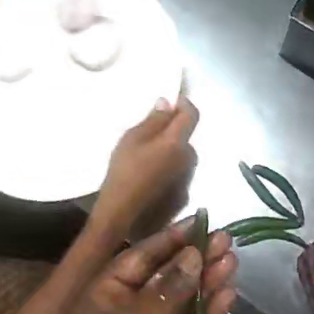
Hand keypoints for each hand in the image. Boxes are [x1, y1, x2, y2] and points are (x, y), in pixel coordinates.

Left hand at [7, 219, 237, 313]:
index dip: (172, 237)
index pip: (144, 252)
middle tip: (227, 240)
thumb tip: (193, 256)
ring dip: (205, 284)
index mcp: (107, 286)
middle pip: (166, 275)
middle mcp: (126, 304)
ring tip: (233, 263)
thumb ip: (164, 294)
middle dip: (194, 258)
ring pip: (180, 302)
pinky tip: (226, 299)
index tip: (202, 221)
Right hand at [92, 97, 198, 236]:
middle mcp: (188, 159)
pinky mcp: (182, 197)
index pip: (191, 115)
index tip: (173, 101)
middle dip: (173, 132)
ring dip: (172, 153)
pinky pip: (180, 175)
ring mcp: (187, 180)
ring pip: (183, 158)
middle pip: (186, 138)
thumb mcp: (132, 138)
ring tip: (148, 159)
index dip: (184, 104)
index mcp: (176, 142)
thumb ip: (153, 120)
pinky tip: (151, 178)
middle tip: (150, 135)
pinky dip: (170, 170)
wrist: (122, 213)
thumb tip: (167, 103)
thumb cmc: (124, 170)